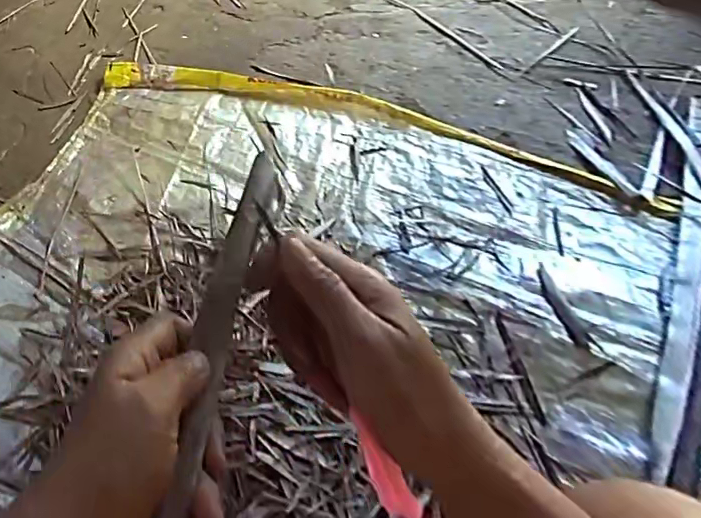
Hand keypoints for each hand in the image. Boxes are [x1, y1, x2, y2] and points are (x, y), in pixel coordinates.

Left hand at [11, 314, 225, 517]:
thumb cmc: (115, 457)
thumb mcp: (153, 407)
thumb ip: (181, 375)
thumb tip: (202, 355)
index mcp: (132, 360)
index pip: (170, 328)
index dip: (197, 343)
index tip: (218, 377)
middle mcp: (138, 387)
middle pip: (189, 385)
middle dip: (207, 424)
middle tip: (214, 457)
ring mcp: (142, 428)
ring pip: (190, 432)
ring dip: (205, 467)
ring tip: (206, 500)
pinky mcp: (146, 465)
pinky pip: (181, 467)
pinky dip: (195, 490)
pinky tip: (199, 509)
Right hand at [251, 236, 488, 485]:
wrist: (448, 458)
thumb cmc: (407, 398)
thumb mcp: (360, 340)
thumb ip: (323, 288)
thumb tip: (287, 242)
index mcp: (360, 282)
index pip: (299, 248)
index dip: (271, 265)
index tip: (252, 294)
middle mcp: (352, 295)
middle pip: (292, 285)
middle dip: (290, 323)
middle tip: (307, 358)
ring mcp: (349, 323)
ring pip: (297, 318)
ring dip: (302, 352)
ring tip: (326, 381)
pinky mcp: (346, 350)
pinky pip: (310, 346)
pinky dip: (313, 368)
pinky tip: (333, 390)